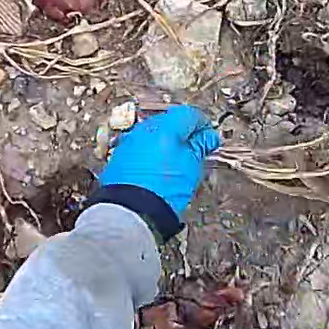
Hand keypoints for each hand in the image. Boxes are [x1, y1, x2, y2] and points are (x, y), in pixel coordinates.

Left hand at [97, 105, 219, 216]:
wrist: (130, 213)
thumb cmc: (163, 191)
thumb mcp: (191, 167)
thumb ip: (200, 146)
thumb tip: (209, 137)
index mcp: (165, 128)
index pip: (189, 115)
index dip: (203, 125)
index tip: (209, 138)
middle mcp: (145, 130)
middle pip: (170, 122)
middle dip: (184, 134)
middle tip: (196, 151)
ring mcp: (130, 143)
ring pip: (154, 135)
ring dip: (168, 144)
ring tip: (177, 165)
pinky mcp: (119, 157)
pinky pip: (141, 148)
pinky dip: (152, 154)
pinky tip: (159, 171)